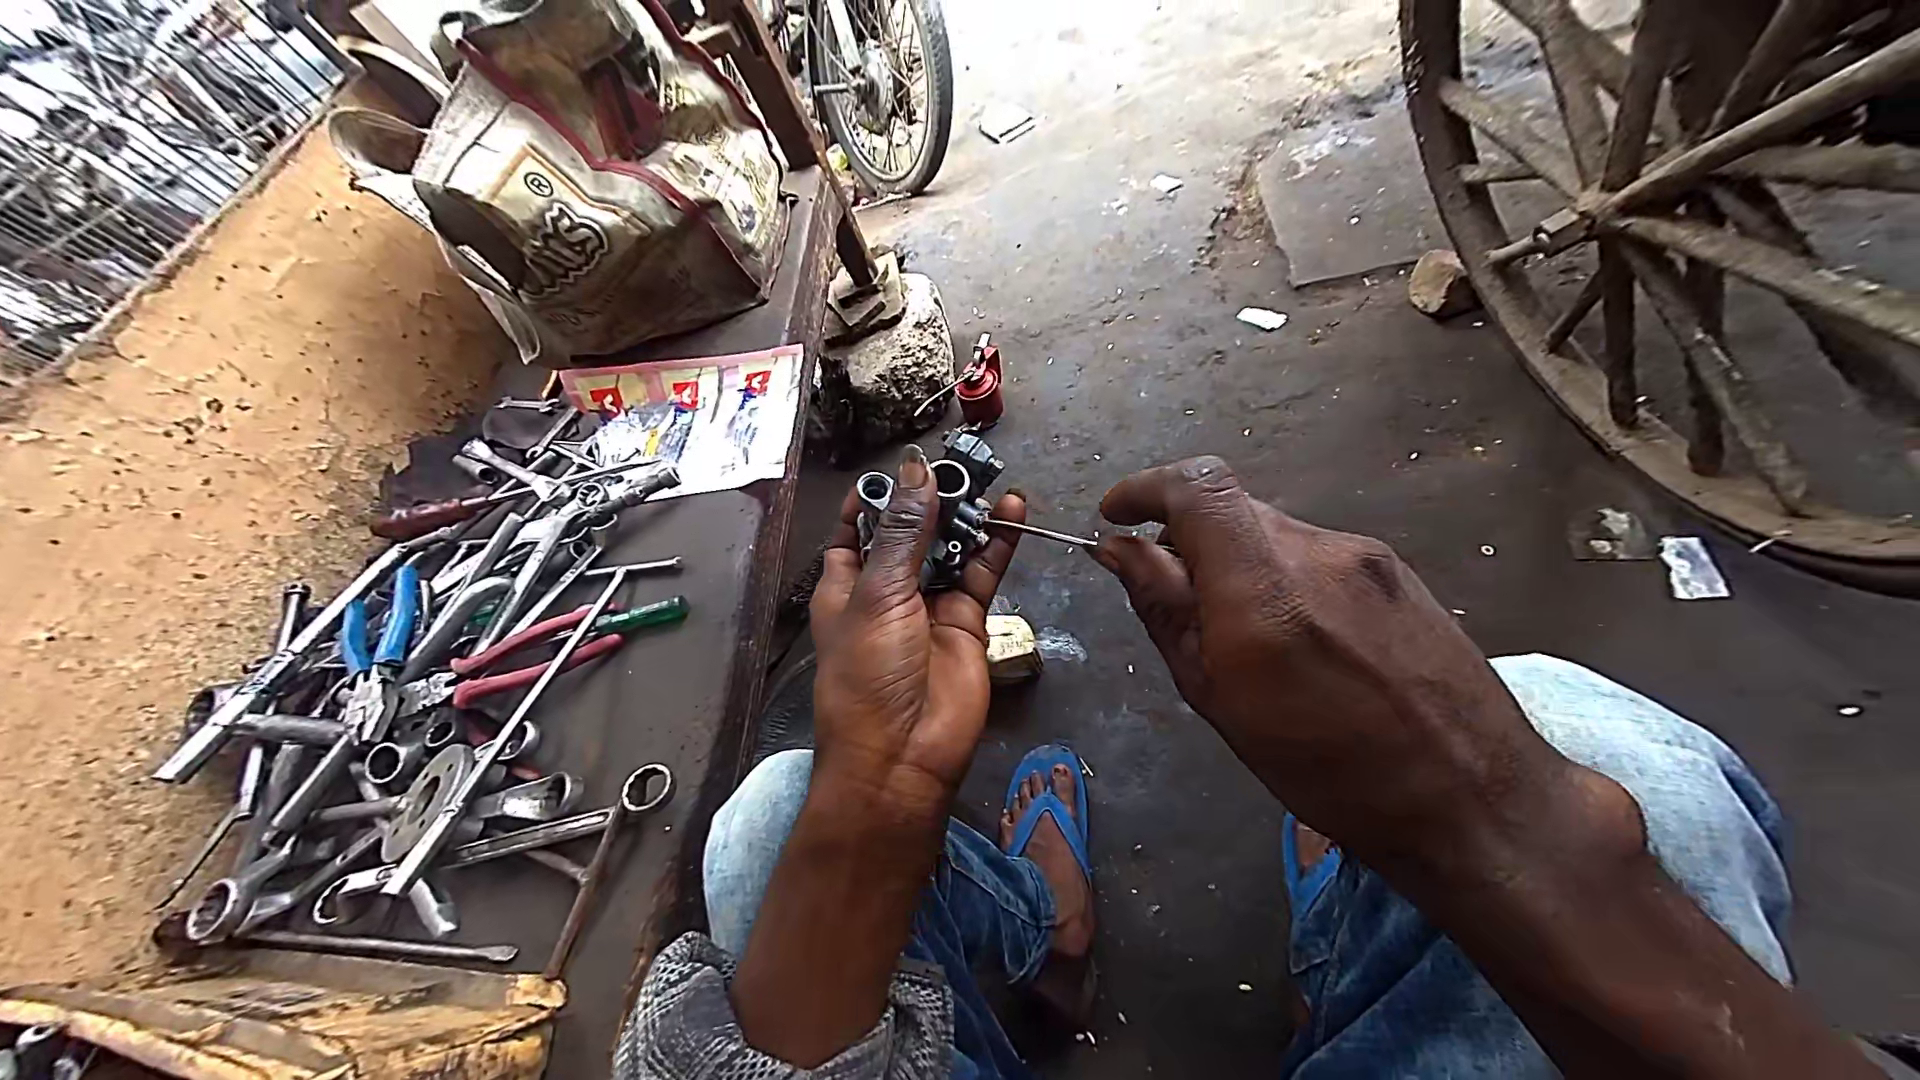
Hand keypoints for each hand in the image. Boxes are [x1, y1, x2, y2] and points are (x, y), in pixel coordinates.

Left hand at [731, 448, 1023, 1064]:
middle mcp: (888, 588)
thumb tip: (917, 476)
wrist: (906, 755)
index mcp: (847, 581)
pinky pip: (983, 572)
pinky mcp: (968, 619)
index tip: (906, 467)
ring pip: (952, 547)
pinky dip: (998, 543)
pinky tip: (1014, 512)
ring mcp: (930, 603)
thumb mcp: (878, 595)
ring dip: (970, 515)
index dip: (879, 495)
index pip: (858, 527)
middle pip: (912, 530)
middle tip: (962, 464)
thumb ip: (903, 534)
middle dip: (934, 498)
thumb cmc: (870, 672)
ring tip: (991, 480)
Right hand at [1091, 456, 1583, 868]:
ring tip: (1233, 627)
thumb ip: (1164, 608)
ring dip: (1227, 557)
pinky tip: (1289, 631)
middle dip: (1180, 535)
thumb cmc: (1323, 768)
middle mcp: (1315, 552)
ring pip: (1265, 528)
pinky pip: (1306, 548)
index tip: (1115, 515)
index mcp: (1263, 591)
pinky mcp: (1392, 566)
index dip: (1144, 488)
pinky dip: (1271, 569)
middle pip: (1226, 507)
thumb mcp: (1216, 695)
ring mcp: (1361, 554)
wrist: (1474, 798)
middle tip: (1169, 591)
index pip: (1197, 488)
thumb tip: (1120, 550)